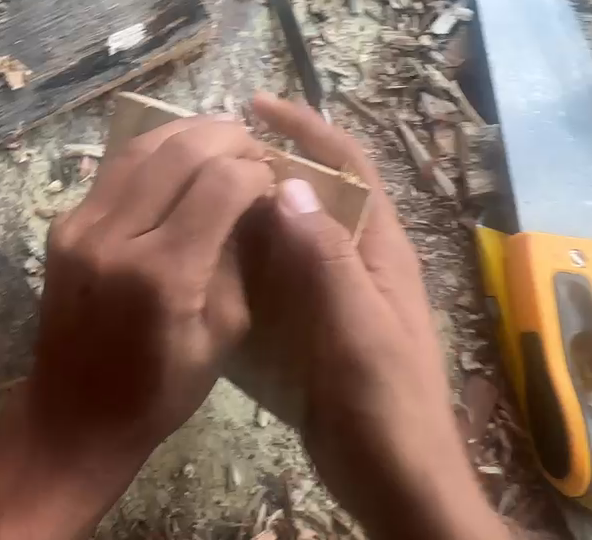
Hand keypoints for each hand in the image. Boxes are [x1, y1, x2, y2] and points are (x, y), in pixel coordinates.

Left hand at [0, 115, 275, 539]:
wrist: (72, 413)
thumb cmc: (160, 389)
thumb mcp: (222, 333)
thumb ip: (237, 258)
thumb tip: (253, 198)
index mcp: (164, 274)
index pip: (220, 186)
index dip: (254, 170)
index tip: (272, 174)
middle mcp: (116, 237)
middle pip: (179, 153)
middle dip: (225, 137)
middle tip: (252, 144)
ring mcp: (81, 224)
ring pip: (139, 148)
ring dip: (185, 132)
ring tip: (219, 132)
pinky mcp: (63, 222)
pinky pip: (114, 169)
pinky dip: (151, 152)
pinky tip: (175, 151)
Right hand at [239, 93, 505, 539]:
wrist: (398, 487)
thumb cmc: (387, 404)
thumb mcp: (359, 329)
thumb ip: (327, 258)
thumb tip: (289, 183)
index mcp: (378, 246)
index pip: (348, 163)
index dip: (307, 126)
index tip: (254, 105)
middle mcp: (355, 256)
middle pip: (312, 190)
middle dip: (265, 162)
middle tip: (206, 154)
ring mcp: (332, 289)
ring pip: (287, 230)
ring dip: (248, 207)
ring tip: (193, 196)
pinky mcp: (311, 320)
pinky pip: (272, 272)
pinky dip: (242, 255)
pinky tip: (204, 256)